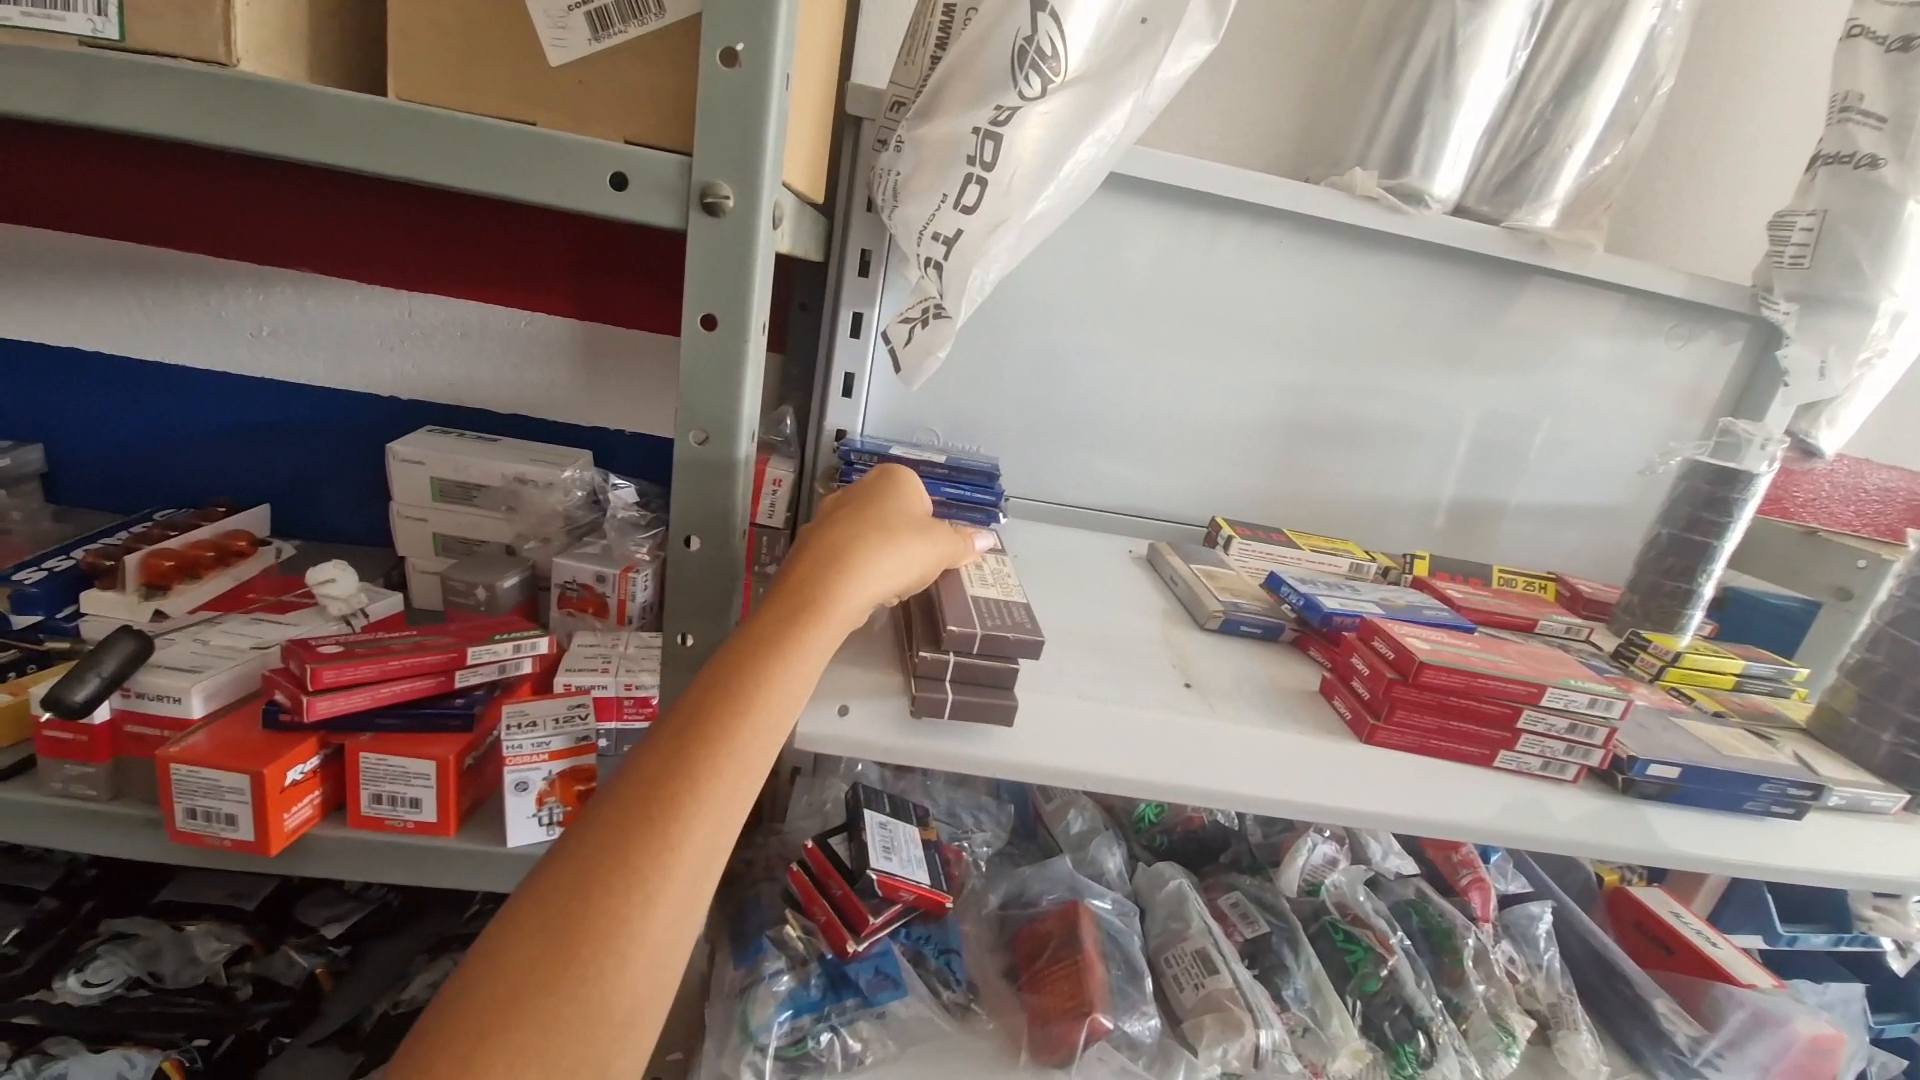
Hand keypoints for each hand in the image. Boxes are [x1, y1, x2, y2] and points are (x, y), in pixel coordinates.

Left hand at [767, 464, 994, 634]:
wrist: (830, 583)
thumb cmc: (896, 551)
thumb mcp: (943, 549)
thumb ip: (964, 543)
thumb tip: (987, 538)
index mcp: (893, 477)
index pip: (923, 500)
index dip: (931, 530)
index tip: (931, 554)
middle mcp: (858, 487)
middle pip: (894, 521)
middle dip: (905, 548)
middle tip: (912, 573)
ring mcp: (829, 515)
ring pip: (869, 542)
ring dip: (881, 564)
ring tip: (886, 587)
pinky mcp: (810, 545)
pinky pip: (845, 560)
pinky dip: (856, 576)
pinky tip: (861, 593)